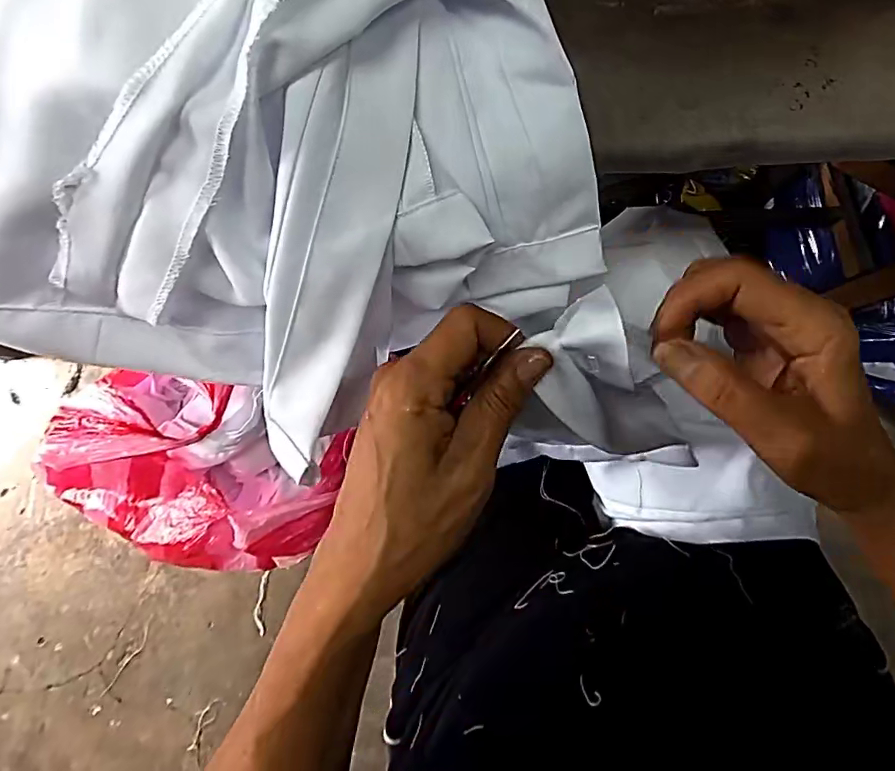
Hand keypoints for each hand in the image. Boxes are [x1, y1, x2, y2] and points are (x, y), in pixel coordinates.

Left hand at [309, 305, 551, 628]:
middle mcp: (394, 375)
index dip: (506, 336)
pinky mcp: (390, 410)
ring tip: (489, 426)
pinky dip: (462, 394)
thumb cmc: (417, 524)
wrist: (358, 573)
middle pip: (459, 337)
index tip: (526, 374)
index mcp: (410, 381)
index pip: (467, 321)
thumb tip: (536, 353)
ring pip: (450, 359)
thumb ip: (502, 398)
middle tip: (512, 406)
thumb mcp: (472, 461)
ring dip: (481, 380)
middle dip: (496, 360)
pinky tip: (468, 433)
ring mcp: (388, 392)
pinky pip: (436, 381)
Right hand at [650, 257, 894, 514]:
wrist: (864, 479)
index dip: (693, 295)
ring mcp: (790, 320)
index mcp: (815, 323)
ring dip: (692, 306)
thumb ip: (723, 390)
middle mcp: (803, 310)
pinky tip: (686, 345)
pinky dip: (702, 320)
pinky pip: (732, 312)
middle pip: (734, 275)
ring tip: (668, 343)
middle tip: (662, 343)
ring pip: (729, 287)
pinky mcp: (776, 336)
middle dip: (688, 298)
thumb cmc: (834, 462)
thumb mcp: (780, 436)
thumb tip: (666, 348)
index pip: (743, 278)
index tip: (664, 337)